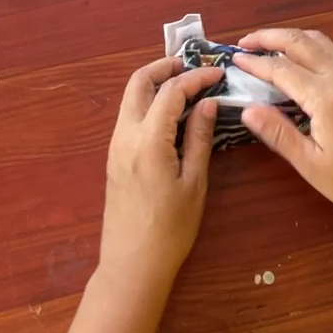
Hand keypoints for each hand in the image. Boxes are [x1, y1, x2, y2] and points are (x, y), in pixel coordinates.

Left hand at [98, 58, 222, 287]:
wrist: (132, 265)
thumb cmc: (170, 229)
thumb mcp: (194, 182)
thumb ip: (199, 137)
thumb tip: (207, 102)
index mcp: (148, 140)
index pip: (171, 91)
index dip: (195, 77)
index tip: (218, 74)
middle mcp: (125, 134)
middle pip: (138, 82)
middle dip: (164, 67)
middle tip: (192, 67)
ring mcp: (115, 144)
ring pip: (131, 96)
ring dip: (155, 83)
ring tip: (185, 86)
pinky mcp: (114, 155)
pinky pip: (130, 115)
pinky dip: (149, 102)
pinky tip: (171, 113)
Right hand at [233, 28, 332, 226]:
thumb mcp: (311, 164)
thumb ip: (278, 133)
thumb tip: (246, 109)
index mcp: (326, 98)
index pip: (282, 69)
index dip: (255, 63)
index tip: (234, 60)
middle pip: (300, 42)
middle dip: (268, 37)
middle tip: (243, 43)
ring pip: (316, 41)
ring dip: (288, 36)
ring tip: (263, 44)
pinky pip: (328, 50)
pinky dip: (305, 44)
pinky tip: (292, 57)